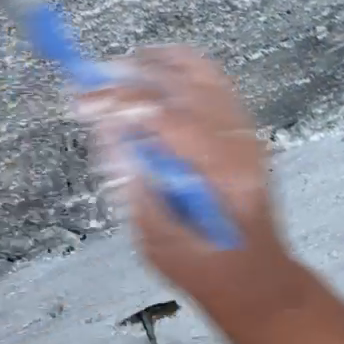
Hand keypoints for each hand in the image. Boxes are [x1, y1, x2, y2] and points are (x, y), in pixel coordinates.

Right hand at [80, 46, 290, 301]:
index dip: (123, 102)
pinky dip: (182, 65)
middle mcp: (238, 146)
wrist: (257, 279)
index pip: (167, 118)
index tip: (86, 99)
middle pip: (182, 87)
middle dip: (131, 78)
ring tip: (117, 68)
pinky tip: (154, 64)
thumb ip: (134, 186)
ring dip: (156, 64)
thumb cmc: (204, 268)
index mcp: (219, 177)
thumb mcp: (156, 239)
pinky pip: (213, 80)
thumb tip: (108, 134)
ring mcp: (245, 134)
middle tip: (91, 81)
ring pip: (202, 75)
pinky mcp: (243, 130)